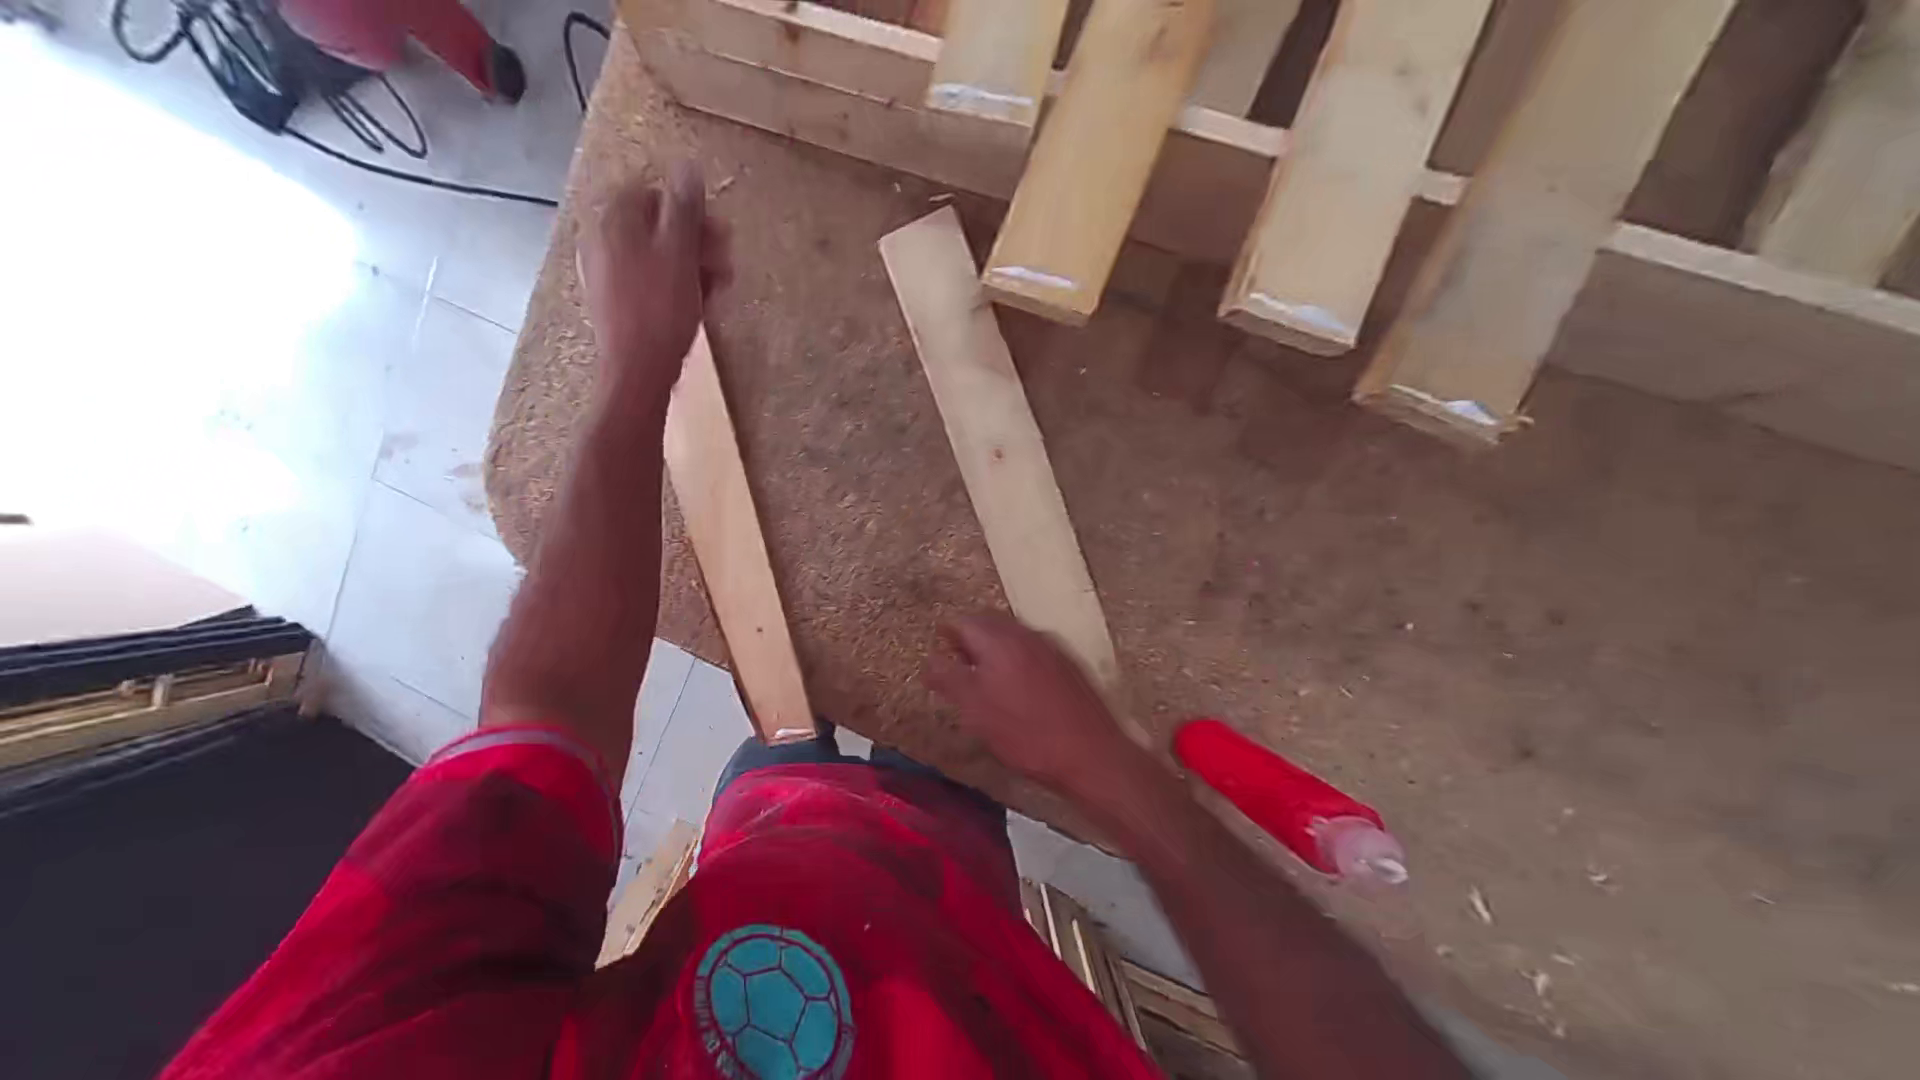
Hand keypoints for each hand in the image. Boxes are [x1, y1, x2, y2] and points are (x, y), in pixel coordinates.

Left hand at [577, 163, 731, 412]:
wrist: (638, 368)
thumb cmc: (661, 309)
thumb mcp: (680, 253)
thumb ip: (684, 208)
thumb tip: (688, 165)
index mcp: (614, 218)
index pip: (654, 191)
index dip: (691, 211)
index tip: (719, 235)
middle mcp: (602, 237)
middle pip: (657, 223)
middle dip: (696, 241)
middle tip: (725, 265)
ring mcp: (607, 269)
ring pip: (657, 252)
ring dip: (692, 265)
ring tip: (716, 290)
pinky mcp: (616, 298)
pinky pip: (650, 278)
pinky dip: (676, 284)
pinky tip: (697, 304)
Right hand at [926, 614, 1147, 803]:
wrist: (1091, 755)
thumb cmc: (1027, 735)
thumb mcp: (976, 711)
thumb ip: (949, 679)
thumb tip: (929, 661)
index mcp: (1000, 640)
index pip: (963, 622)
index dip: (947, 637)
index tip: (940, 656)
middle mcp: (1027, 634)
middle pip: (989, 624)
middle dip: (970, 640)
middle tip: (958, 666)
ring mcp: (1052, 648)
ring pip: (1013, 637)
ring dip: (994, 650)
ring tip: (985, 682)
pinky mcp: (1069, 665)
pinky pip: (1033, 651)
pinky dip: (1017, 661)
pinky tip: (1017, 691)